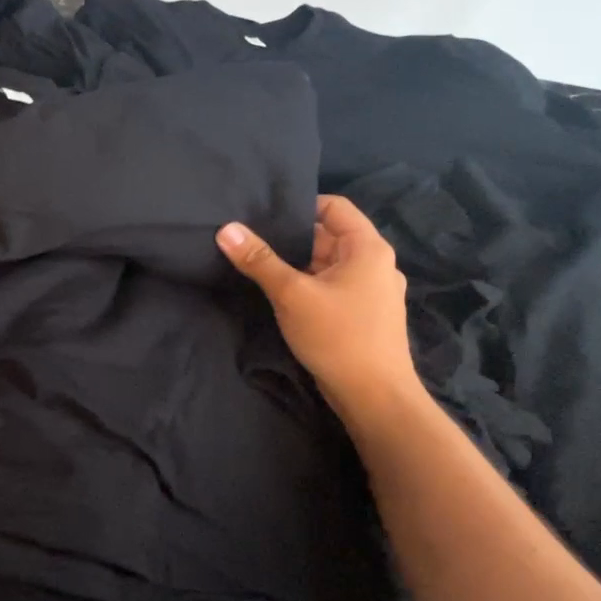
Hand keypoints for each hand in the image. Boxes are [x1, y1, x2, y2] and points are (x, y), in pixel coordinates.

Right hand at [217, 195, 421, 410]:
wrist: (374, 395)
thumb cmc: (338, 335)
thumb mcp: (291, 293)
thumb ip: (258, 260)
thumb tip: (225, 228)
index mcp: (367, 249)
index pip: (335, 207)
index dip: (300, 205)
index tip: (263, 214)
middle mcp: (374, 263)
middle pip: (328, 235)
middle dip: (290, 236)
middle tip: (248, 237)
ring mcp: (370, 290)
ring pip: (326, 263)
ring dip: (295, 262)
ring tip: (256, 263)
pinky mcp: (361, 313)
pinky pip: (330, 284)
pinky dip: (306, 282)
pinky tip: (278, 293)